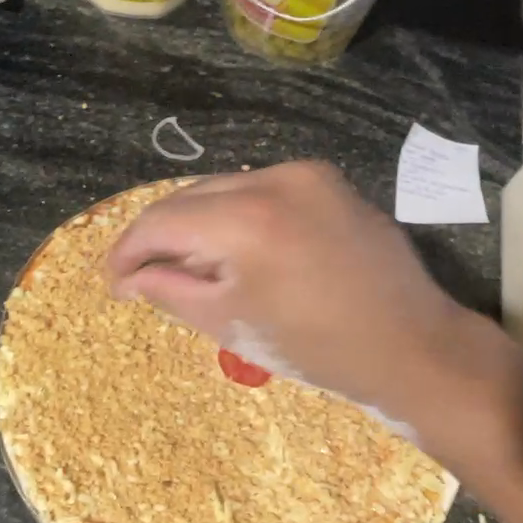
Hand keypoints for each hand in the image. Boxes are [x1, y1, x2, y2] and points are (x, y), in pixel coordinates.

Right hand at [105, 161, 464, 412]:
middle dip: (158, 237)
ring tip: (186, 270)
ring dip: (195, 225)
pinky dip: (234, 218)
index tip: (113, 283)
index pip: (161, 221)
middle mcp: (273, 179)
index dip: (127, 251)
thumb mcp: (228, 324)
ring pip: (223, 191)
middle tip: (141, 279)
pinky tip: (232, 253)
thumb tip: (129, 279)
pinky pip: (259, 191)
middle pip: (188, 198)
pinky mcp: (328, 182)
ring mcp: (306, 174)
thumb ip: (168, 291)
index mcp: (245, 220)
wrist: (409, 346)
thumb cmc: (315, 348)